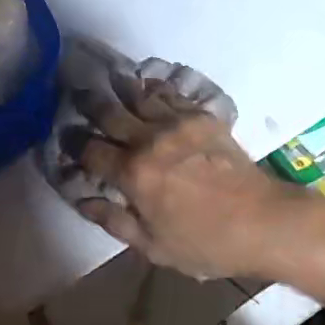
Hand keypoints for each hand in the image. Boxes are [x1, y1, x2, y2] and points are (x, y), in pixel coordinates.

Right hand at [74, 73, 312, 279]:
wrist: (261, 220)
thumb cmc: (205, 243)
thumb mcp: (153, 246)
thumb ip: (114, 221)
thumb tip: (83, 201)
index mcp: (133, 175)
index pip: (91, 151)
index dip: (73, 143)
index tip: (63, 136)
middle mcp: (150, 140)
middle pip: (110, 114)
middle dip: (89, 104)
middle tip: (76, 94)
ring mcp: (179, 123)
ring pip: (140, 96)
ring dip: (120, 87)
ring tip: (108, 78)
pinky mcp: (203, 116)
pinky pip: (172, 94)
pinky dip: (155, 86)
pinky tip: (148, 82)